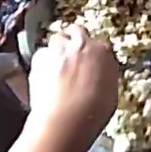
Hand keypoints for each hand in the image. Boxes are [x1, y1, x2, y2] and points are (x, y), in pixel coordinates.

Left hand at [24, 24, 118, 151]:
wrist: (66, 120)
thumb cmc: (92, 113)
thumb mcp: (110, 94)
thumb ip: (104, 77)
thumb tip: (99, 78)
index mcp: (103, 52)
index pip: (98, 45)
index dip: (91, 54)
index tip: (88, 62)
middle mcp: (82, 45)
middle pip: (76, 31)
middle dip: (73, 41)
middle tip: (70, 57)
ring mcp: (59, 49)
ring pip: (56, 39)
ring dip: (56, 49)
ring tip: (55, 68)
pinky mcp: (40, 57)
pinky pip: (41, 55)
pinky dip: (42, 63)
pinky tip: (44, 79)